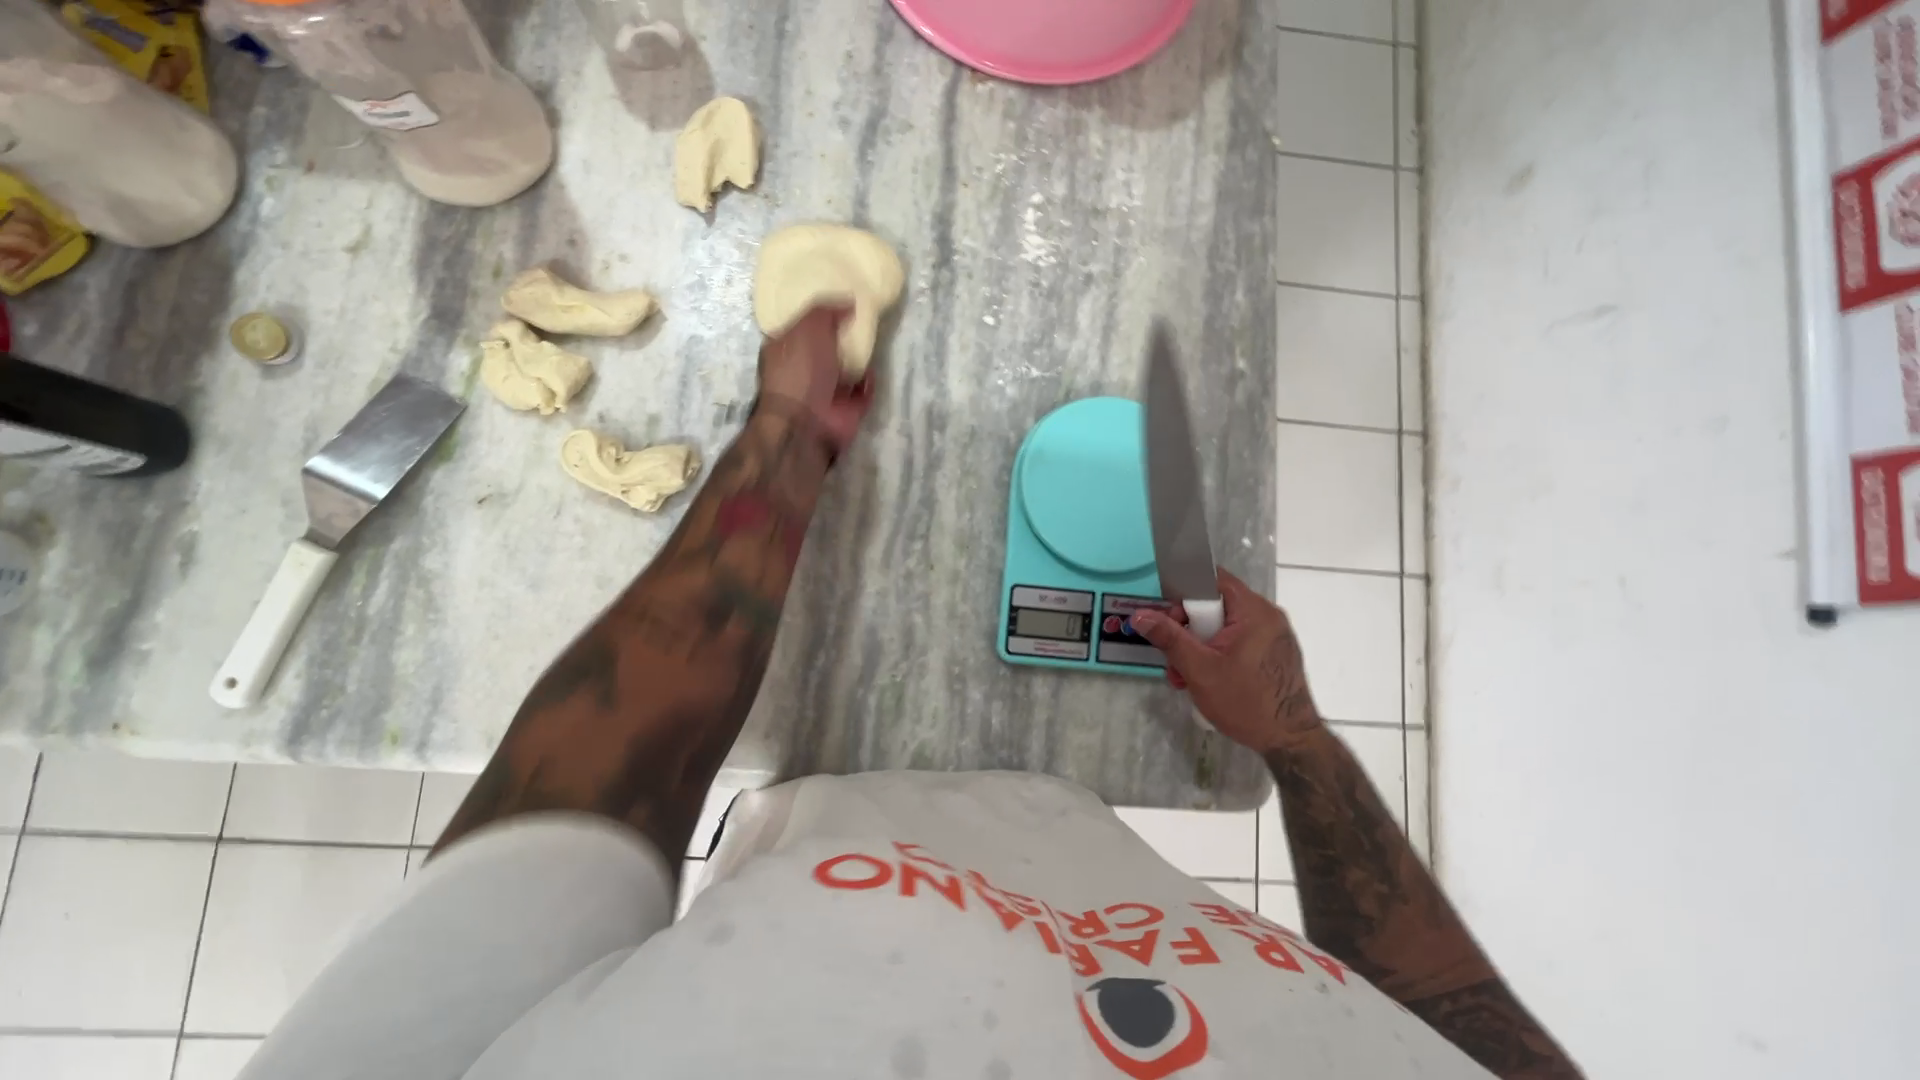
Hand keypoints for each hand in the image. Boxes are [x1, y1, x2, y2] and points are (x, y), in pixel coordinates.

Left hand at [756, 304, 874, 456]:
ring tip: (872, 343)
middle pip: (828, 346)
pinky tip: (869, 374)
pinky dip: (867, 383)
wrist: (807, 423)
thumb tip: (849, 301)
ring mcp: (824, 391)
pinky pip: (862, 390)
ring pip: (847, 368)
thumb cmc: (800, 370)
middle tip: (864, 320)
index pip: (802, 325)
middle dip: (845, 336)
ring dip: (860, 359)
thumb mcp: (808, 327)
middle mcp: (803, 369)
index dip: (821, 313)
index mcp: (785, 348)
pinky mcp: (845, 409)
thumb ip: (827, 310)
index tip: (842, 301)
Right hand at [1129, 569, 1324, 755]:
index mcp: (1254, 611)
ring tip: (1185, 678)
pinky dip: (1219, 655)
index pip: (1213, 580)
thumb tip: (1140, 615)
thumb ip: (1169, 638)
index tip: (1170, 622)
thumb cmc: (1244, 701)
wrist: (1289, 741)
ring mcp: (1273, 636)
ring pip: (1224, 628)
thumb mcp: (1199, 669)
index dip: (1186, 595)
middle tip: (1174, 659)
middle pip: (1216, 606)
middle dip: (1188, 631)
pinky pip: (1239, 642)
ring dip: (1200, 648)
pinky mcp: (1274, 654)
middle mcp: (1268, 616)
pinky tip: (1206, 681)